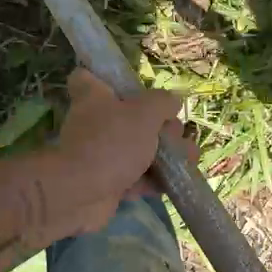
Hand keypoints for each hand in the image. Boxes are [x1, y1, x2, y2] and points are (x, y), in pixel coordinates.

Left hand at [50, 68, 196, 218]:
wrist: (81, 195)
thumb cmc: (112, 143)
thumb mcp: (145, 113)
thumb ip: (162, 103)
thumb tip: (172, 101)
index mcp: (94, 97)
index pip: (87, 77)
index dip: (105, 78)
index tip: (131, 88)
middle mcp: (94, 123)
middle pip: (130, 116)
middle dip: (160, 126)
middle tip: (175, 135)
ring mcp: (100, 155)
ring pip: (137, 149)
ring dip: (165, 155)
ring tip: (189, 159)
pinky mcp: (107, 183)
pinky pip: (135, 177)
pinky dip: (153, 180)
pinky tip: (174, 182)